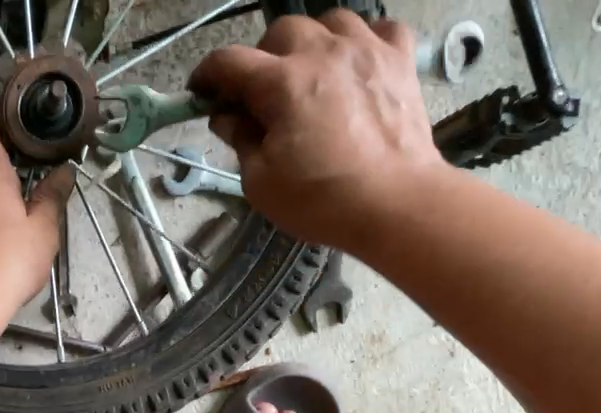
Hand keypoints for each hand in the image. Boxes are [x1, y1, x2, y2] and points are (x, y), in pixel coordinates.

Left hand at [0, 126, 72, 317]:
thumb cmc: (11, 263)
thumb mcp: (43, 229)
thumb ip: (53, 197)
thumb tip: (64, 170)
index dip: (0, 128)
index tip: (18, 128)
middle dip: (13, 177)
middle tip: (41, 187)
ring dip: (5, 208)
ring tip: (30, 226)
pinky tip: (9, 253)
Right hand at [189, 12, 447, 250]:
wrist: (393, 203)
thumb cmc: (318, 200)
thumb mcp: (260, 181)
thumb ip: (241, 139)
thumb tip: (227, 116)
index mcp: (281, 83)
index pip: (229, 62)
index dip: (207, 75)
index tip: (200, 92)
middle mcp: (323, 52)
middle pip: (280, 31)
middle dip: (262, 58)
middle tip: (260, 94)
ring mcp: (367, 49)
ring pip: (330, 21)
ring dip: (310, 44)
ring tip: (309, 75)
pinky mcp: (401, 59)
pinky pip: (378, 28)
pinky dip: (360, 42)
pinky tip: (353, 67)